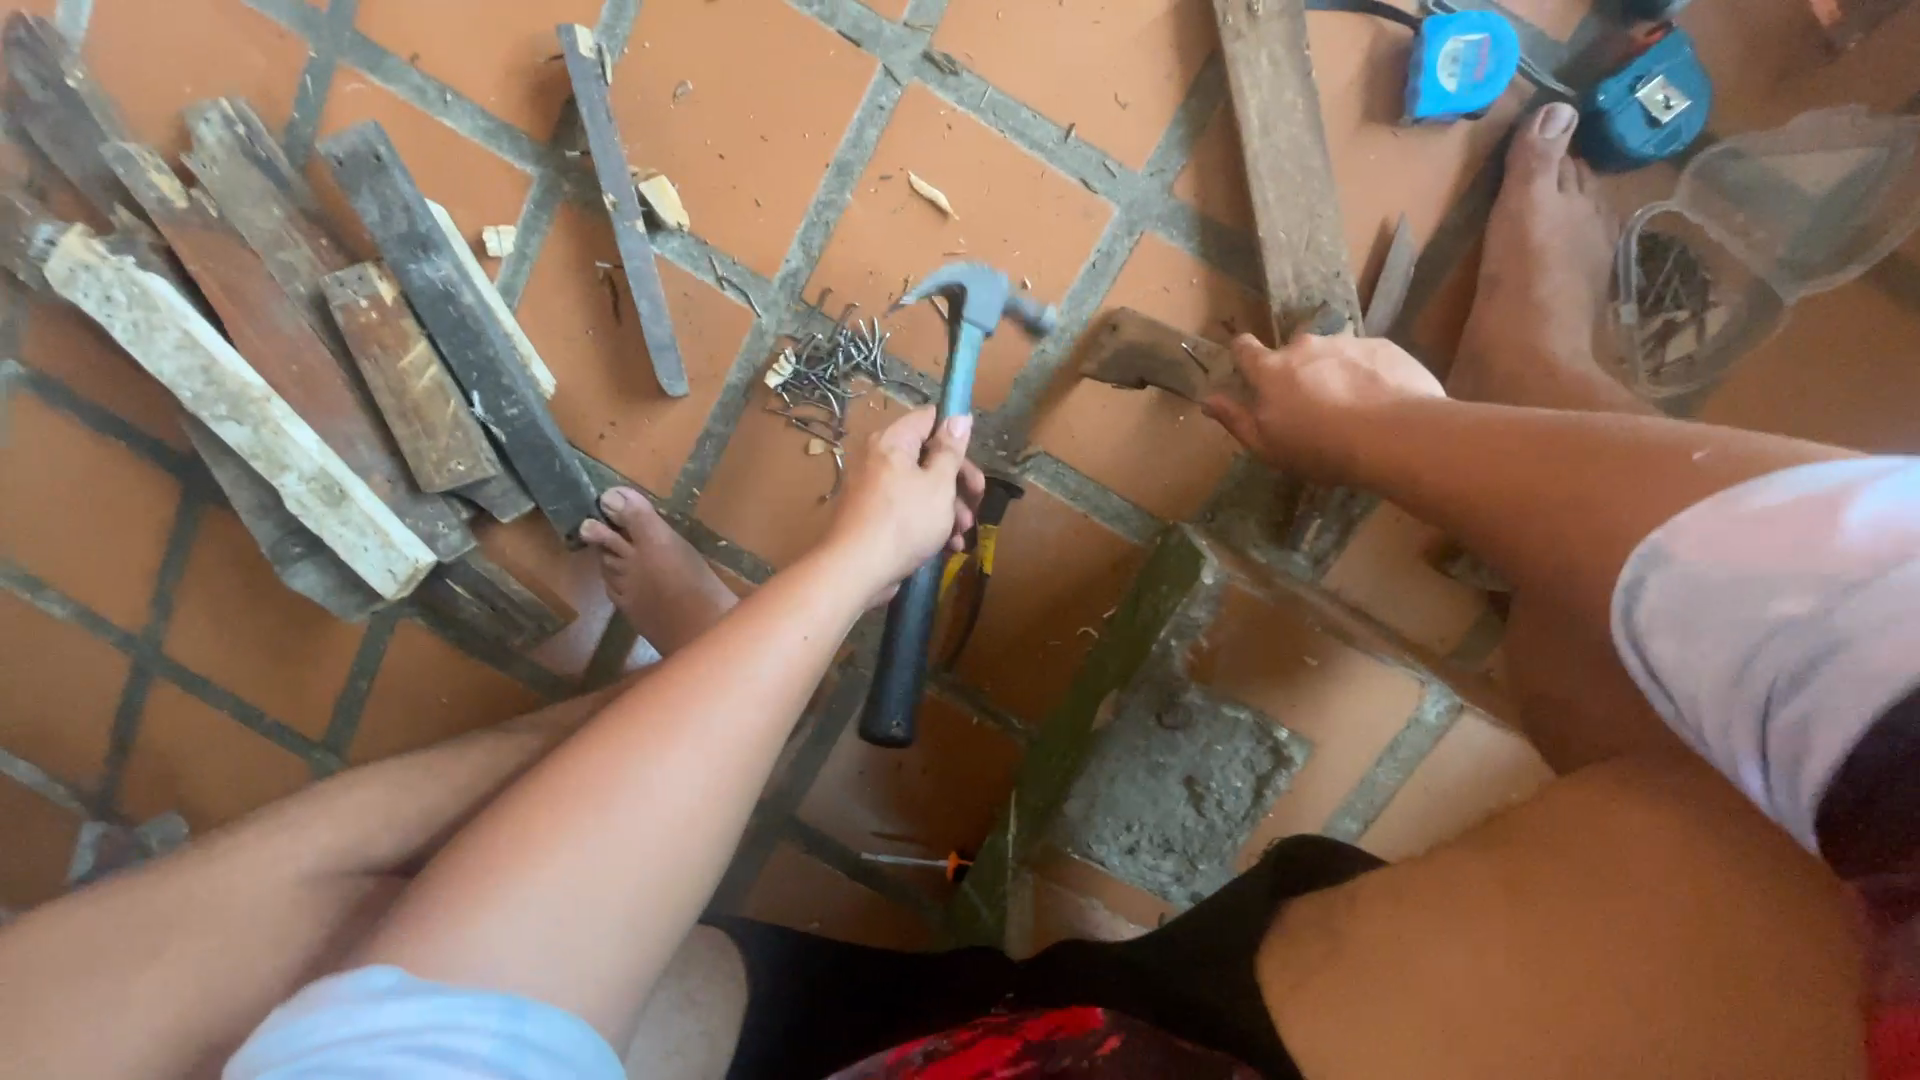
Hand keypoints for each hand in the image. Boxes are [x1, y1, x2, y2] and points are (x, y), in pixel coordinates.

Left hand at [820, 406, 985, 601]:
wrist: (857, 570)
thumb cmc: (904, 521)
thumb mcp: (938, 484)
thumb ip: (950, 450)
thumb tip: (959, 416)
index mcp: (893, 442)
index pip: (928, 418)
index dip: (955, 431)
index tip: (975, 453)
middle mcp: (880, 459)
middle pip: (928, 457)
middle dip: (958, 480)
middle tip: (978, 499)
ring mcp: (875, 490)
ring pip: (921, 487)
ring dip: (948, 508)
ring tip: (963, 532)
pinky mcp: (874, 517)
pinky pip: (908, 510)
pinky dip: (929, 524)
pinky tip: (948, 546)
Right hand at [1203, 332, 1444, 480]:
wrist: (1394, 436)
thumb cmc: (1319, 447)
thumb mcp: (1266, 445)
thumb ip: (1235, 419)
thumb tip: (1207, 400)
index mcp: (1271, 370)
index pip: (1244, 347)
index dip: (1243, 354)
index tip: (1248, 368)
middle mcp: (1305, 346)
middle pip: (1292, 350)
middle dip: (1296, 369)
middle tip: (1309, 403)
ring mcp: (1347, 343)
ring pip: (1331, 353)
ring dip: (1333, 371)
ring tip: (1350, 406)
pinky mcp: (1384, 347)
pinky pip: (1367, 358)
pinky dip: (1367, 375)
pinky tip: (1379, 402)